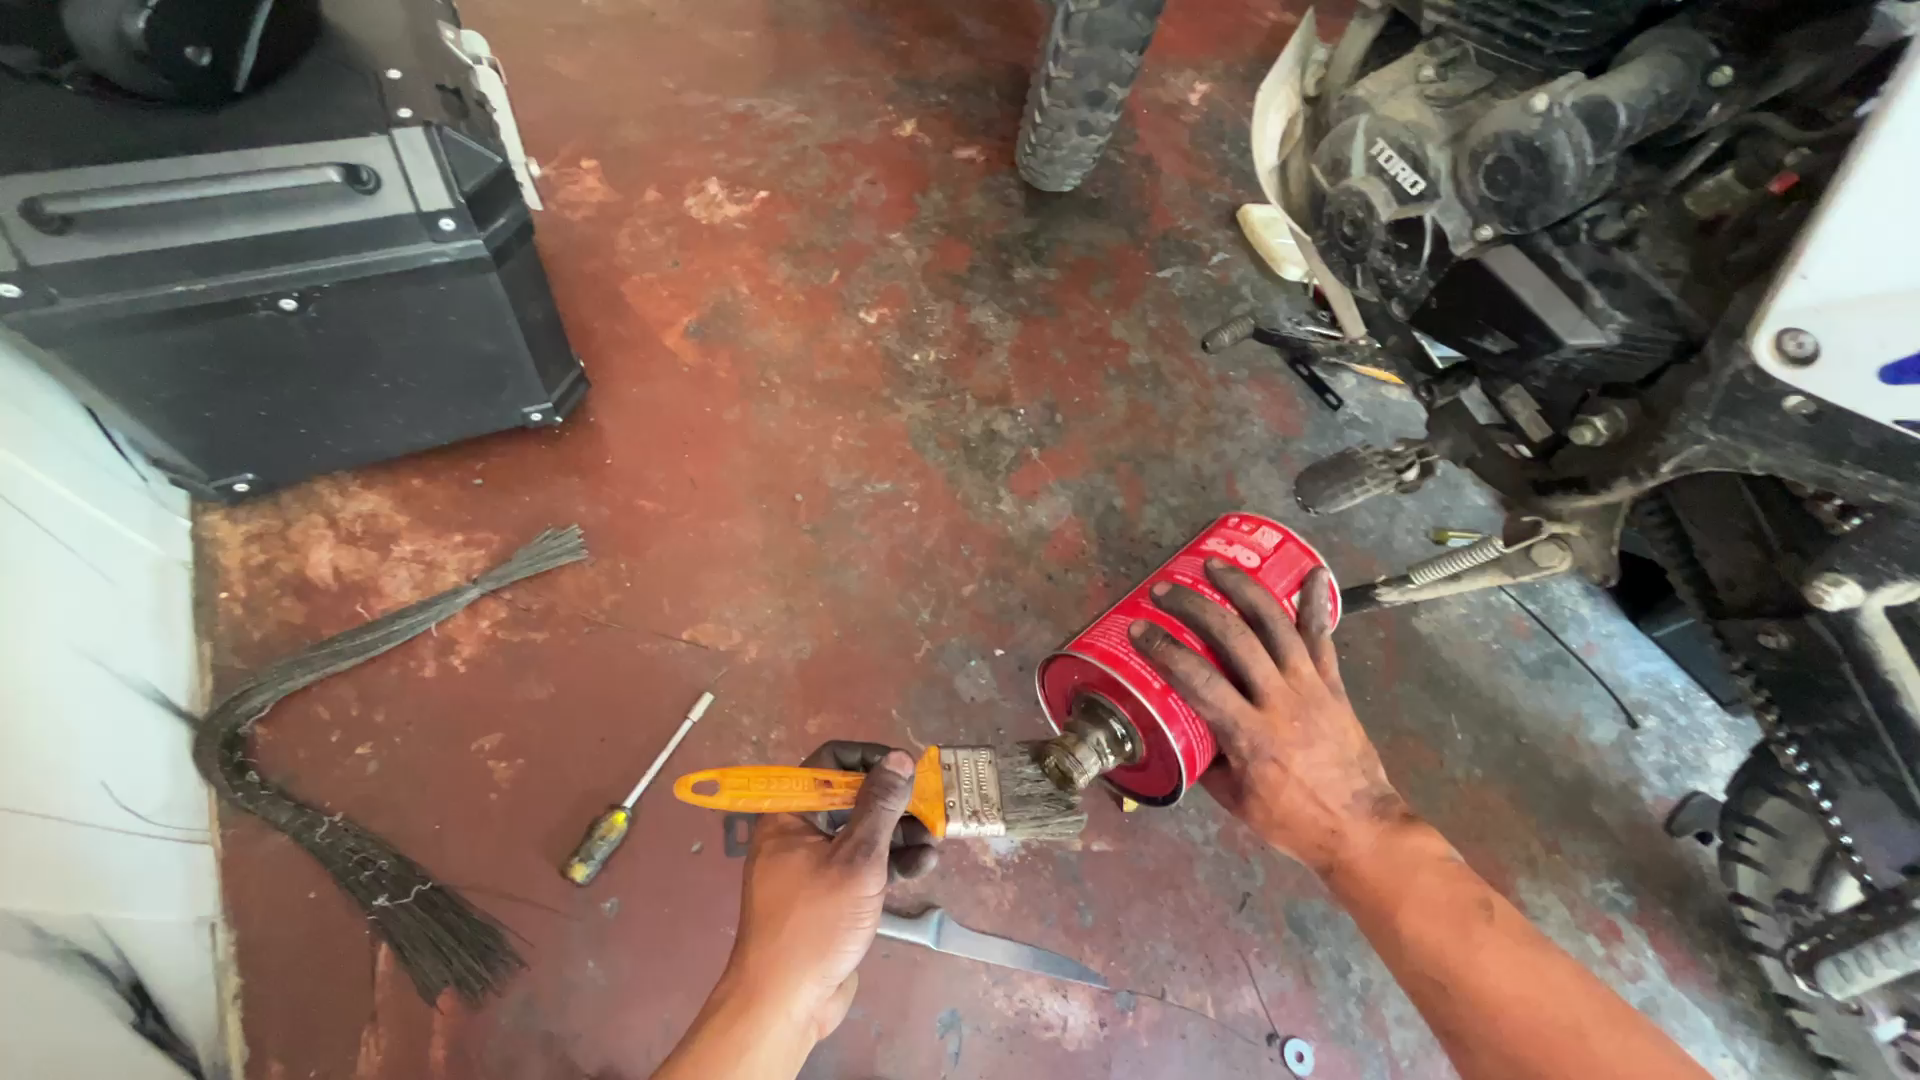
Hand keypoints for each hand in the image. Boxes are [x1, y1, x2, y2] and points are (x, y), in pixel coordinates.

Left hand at [722, 746, 920, 1042]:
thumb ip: (880, 805)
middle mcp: (799, 830)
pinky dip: (890, 862)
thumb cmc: (815, 920)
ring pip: (861, 832)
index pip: (831, 761)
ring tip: (934, 841)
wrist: (785, 1003)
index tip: (905, 768)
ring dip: (899, 833)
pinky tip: (922, 865)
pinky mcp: (830, 893)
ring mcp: (814, 863)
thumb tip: (900, 758)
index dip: (870, 758)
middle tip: (930, 807)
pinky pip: (861, 864)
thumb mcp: (856, 858)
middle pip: (852, 797)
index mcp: (790, 811)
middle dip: (894, 802)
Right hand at [1128, 561, 1413, 874]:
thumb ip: (1205, 759)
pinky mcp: (1333, 684)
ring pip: (1275, 625)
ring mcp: (1310, 687)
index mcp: (1249, 734)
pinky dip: (1313, 603)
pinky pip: (1321, 638)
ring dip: (1242, 589)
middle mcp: (1280, 700)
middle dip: (1194, 607)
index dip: (1164, 650)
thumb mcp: (1234, 800)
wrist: (1362, 829)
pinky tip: (1308, 571)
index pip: (1197, 680)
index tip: (1138, 629)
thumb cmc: (1291, 820)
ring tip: (1215, 566)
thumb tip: (1177, 728)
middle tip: (1165, 590)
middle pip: (1234, 638)